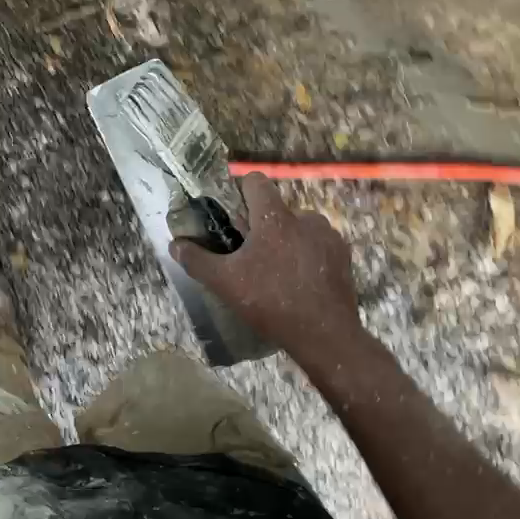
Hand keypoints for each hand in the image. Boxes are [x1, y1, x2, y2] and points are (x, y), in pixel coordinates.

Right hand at [171, 173, 361, 360]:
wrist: (325, 336)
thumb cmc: (270, 302)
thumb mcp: (223, 282)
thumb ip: (196, 260)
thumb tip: (175, 245)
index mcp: (275, 218)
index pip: (256, 181)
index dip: (241, 192)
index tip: (232, 216)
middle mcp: (306, 219)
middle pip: (276, 209)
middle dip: (262, 225)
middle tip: (249, 254)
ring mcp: (329, 237)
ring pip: (298, 227)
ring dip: (286, 239)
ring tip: (276, 270)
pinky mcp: (344, 256)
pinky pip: (317, 244)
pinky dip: (306, 254)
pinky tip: (298, 280)